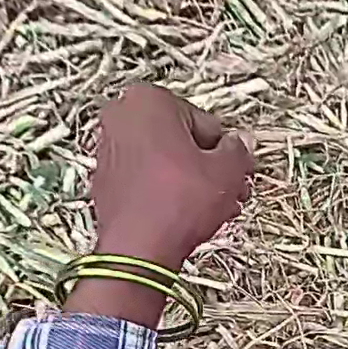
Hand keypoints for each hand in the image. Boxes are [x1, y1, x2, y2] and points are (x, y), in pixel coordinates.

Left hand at [90, 83, 254, 270]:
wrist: (138, 248)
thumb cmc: (180, 202)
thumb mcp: (226, 172)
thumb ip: (239, 151)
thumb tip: (242, 144)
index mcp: (150, 100)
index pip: (206, 125)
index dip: (227, 155)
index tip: (237, 176)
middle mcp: (121, 117)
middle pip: (182, 143)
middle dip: (209, 171)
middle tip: (230, 195)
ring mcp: (108, 150)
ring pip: (164, 165)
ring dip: (191, 185)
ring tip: (215, 212)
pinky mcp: (104, 183)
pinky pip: (145, 183)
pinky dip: (165, 196)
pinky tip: (185, 219)